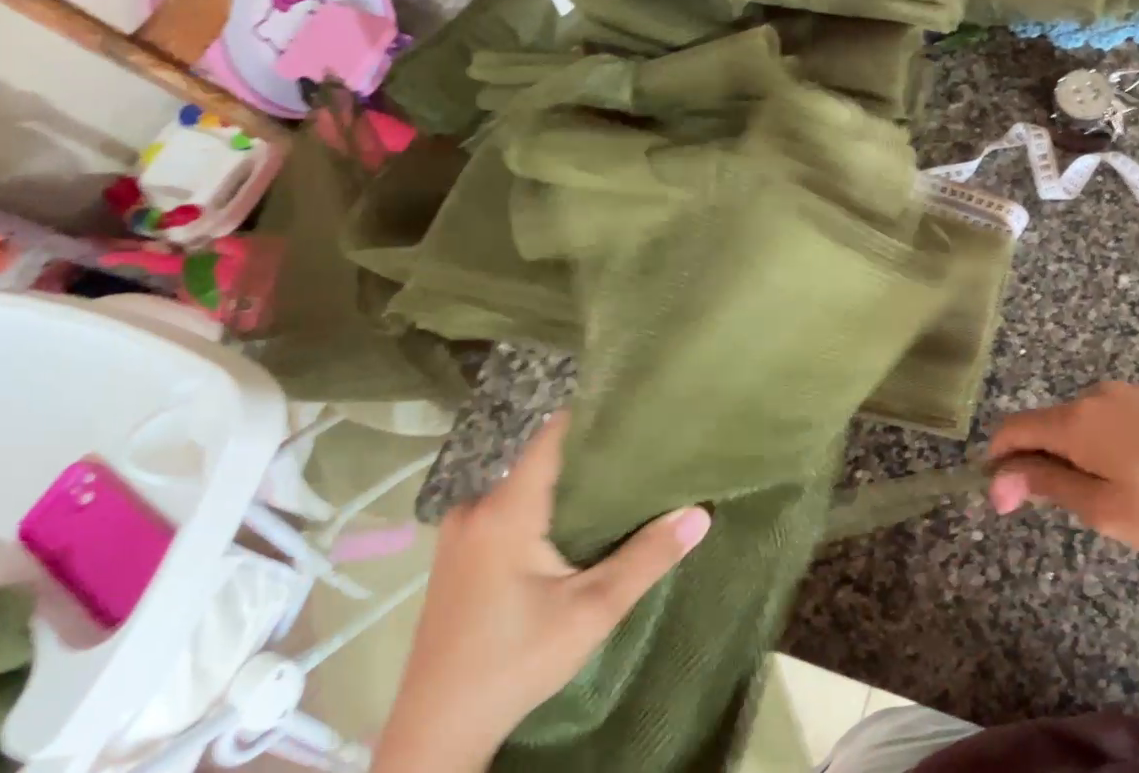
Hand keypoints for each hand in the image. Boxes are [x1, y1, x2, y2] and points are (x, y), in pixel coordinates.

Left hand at [373, 410, 709, 769]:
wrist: (437, 729)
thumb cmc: (516, 663)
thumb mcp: (592, 611)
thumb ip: (646, 558)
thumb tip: (700, 514)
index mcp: (505, 511)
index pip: (552, 437)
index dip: (594, 417)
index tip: (638, 409)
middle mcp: (475, 508)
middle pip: (540, 460)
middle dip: (591, 457)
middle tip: (645, 453)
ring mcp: (459, 532)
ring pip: (525, 486)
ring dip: (568, 486)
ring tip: (622, 485)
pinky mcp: (457, 554)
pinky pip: (508, 509)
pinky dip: (545, 508)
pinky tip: (578, 526)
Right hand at [987, 382, 1138, 559]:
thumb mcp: (1103, 509)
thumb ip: (1045, 484)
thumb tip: (998, 477)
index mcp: (1079, 418)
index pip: (1014, 428)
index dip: (999, 462)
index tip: (1004, 502)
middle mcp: (1099, 394)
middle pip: (1047, 424)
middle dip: (1037, 462)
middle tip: (1061, 511)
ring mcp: (1132, 395)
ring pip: (1079, 423)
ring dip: (1071, 456)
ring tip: (1103, 500)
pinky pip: (1109, 420)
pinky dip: (1100, 446)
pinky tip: (1130, 478)